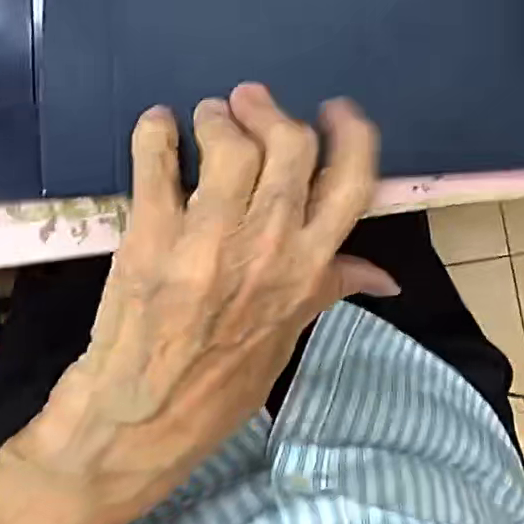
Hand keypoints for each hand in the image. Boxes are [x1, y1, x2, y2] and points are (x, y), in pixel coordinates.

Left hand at [0, 83, 395, 523]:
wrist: (140, 420)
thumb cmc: (219, 386)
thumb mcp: (287, 339)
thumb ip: (328, 289)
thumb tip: (383, 276)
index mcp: (307, 269)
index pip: (351, 182)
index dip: (350, 133)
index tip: (332, 110)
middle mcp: (267, 245)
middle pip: (290, 143)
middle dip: (270, 111)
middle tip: (247, 103)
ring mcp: (208, 237)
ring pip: (230, 142)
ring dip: (218, 117)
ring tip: (206, 119)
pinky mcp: (150, 234)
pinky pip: (156, 160)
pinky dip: (155, 131)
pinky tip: (157, 126)